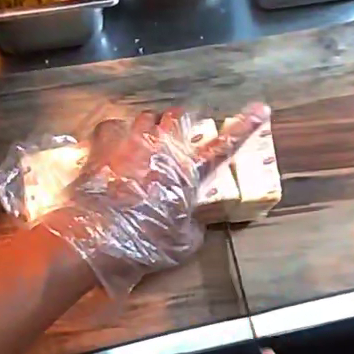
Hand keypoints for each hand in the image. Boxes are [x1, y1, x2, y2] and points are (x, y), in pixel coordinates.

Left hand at [40, 104, 268, 297]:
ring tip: (143, 146)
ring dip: (148, 129)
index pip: (223, 145)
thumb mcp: (181, 244)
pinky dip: (116, 135)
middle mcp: (160, 148)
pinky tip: (113, 150)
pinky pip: (112, 127)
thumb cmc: (141, 244)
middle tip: (175, 142)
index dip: (244, 126)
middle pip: (176, 117)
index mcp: (186, 171)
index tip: (260, 109)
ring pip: (144, 117)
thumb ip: (193, 225)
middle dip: (179, 126)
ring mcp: (129, 142)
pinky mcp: (101, 146)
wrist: (92, 239)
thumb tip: (192, 221)